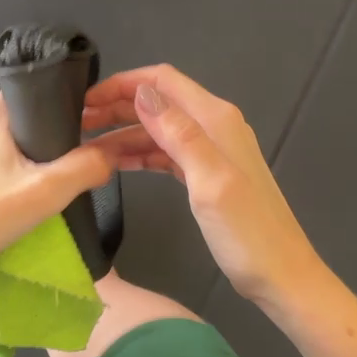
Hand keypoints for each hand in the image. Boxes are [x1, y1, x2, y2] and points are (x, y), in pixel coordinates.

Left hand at [0, 96, 114, 281]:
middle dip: (40, 142)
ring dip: (15, 161)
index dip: (62, 111)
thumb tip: (112, 152)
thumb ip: (86, 167)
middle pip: (18, 121)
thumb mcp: (47, 193)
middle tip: (58, 172)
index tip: (80, 137)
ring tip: (30, 188)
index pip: (36, 94)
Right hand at [83, 65, 322, 306]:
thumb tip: (141, 94)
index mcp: (216, 120)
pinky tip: (114, 164)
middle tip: (77, 125)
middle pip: (158, 102)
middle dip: (116, 107)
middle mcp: (214, 127)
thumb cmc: (247, 233)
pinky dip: (139, 154)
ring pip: (158, 129)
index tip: (85, 100)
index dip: (122, 83)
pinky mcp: (205, 175)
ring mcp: (210, 152)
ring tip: (85, 147)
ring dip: (123, 133)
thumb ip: (179, 134)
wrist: (280, 275)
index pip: (162, 81)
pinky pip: (166, 154)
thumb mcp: (210, 182)